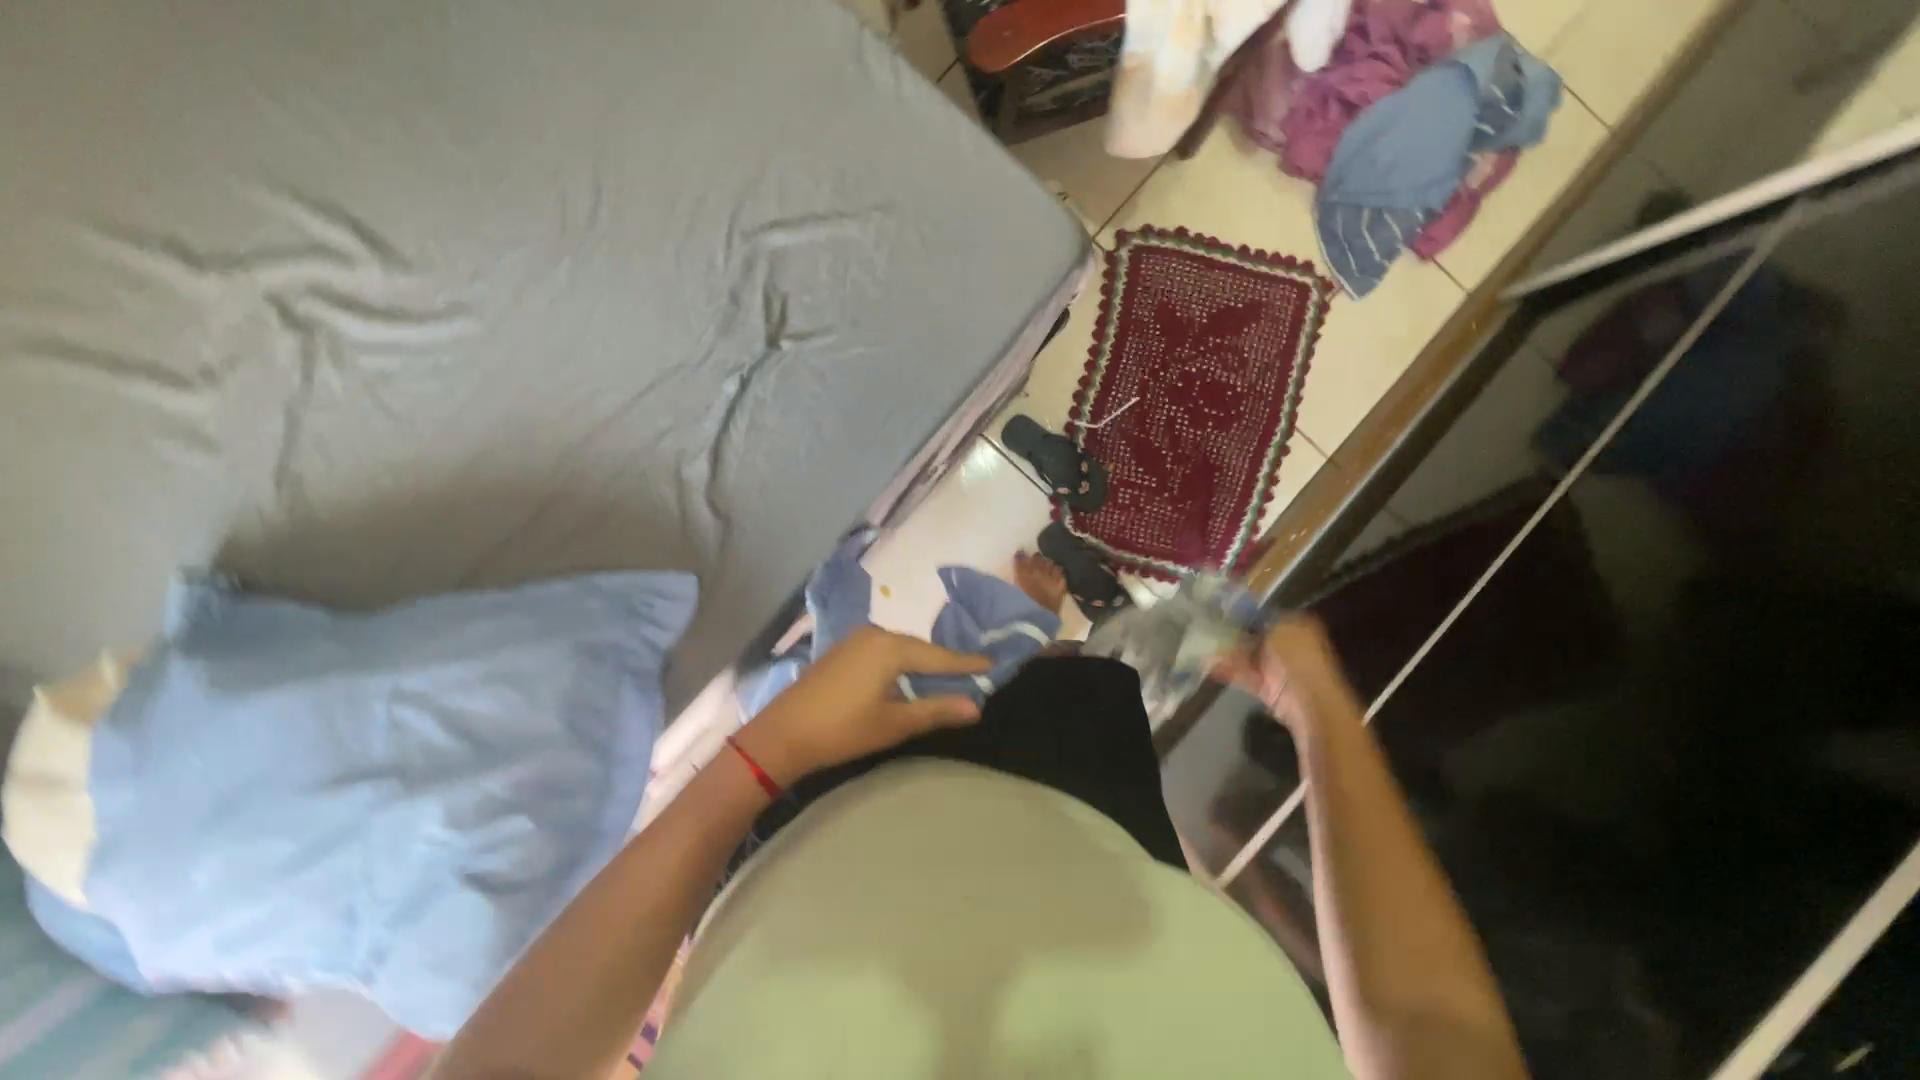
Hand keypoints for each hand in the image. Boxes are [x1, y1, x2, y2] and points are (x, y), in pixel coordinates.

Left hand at [734, 626, 991, 785]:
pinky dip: (899, 665)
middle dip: (943, 662)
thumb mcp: (894, 723)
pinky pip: (882, 652)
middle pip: (919, 648)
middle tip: (972, 673)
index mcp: (891, 647)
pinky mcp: (840, 652)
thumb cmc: (842, 729)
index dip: (966, 664)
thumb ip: (936, 710)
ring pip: (900, 650)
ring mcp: (854, 641)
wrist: (782, 734)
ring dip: (920, 664)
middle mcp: (874, 634)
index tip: (992, 664)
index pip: (939, 656)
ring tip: (944, 678)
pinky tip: (906, 679)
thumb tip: (975, 706)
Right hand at [1213, 614, 1359, 735]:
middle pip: (1255, 637)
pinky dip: (1229, 670)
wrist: (1310, 702)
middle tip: (1207, 628)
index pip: (1268, 616)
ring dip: (1227, 653)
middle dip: (1233, 634)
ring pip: (1248, 657)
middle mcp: (1289, 646)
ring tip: (1202, 645)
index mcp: (1297, 627)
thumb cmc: (1298, 658)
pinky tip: (1208, 664)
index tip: (1221, 612)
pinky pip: (1246, 676)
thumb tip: (1240, 623)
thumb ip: (1257, 625)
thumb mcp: (1278, 630)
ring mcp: (1278, 668)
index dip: (1246, 614)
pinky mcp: (1268, 688)